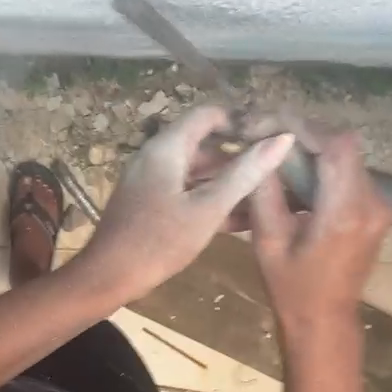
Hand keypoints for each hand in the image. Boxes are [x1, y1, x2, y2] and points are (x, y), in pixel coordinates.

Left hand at [77, 106, 293, 298]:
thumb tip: (283, 138)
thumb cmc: (158, 241)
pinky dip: (211, 200)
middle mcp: (156, 157)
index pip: (209, 114)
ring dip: (230, 182)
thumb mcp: (208, 208)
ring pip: (197, 172)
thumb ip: (245, 173)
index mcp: (166, 148)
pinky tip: (242, 219)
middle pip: (204, 144)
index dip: (242, 121)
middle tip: (279, 170)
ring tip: (269, 196)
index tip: (273, 138)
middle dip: (240, 156)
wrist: (108, 276)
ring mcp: (151, 181)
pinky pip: (187, 192)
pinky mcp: (150, 203)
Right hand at [248, 125, 391, 331]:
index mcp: (346, 212)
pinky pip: (347, 173)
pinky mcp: (373, 209)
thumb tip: (262, 148)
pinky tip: (290, 173)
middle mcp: (372, 202)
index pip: (337, 146)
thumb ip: (266, 192)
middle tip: (264, 133)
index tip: (268, 123)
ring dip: (309, 148)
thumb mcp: (267, 240)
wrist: (324, 320)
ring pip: (345, 156)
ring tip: (272, 150)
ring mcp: (378, 205)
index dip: (303, 126)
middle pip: (343, 146)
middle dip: (302, 134)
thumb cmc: (291, 287)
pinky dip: (318, 166)